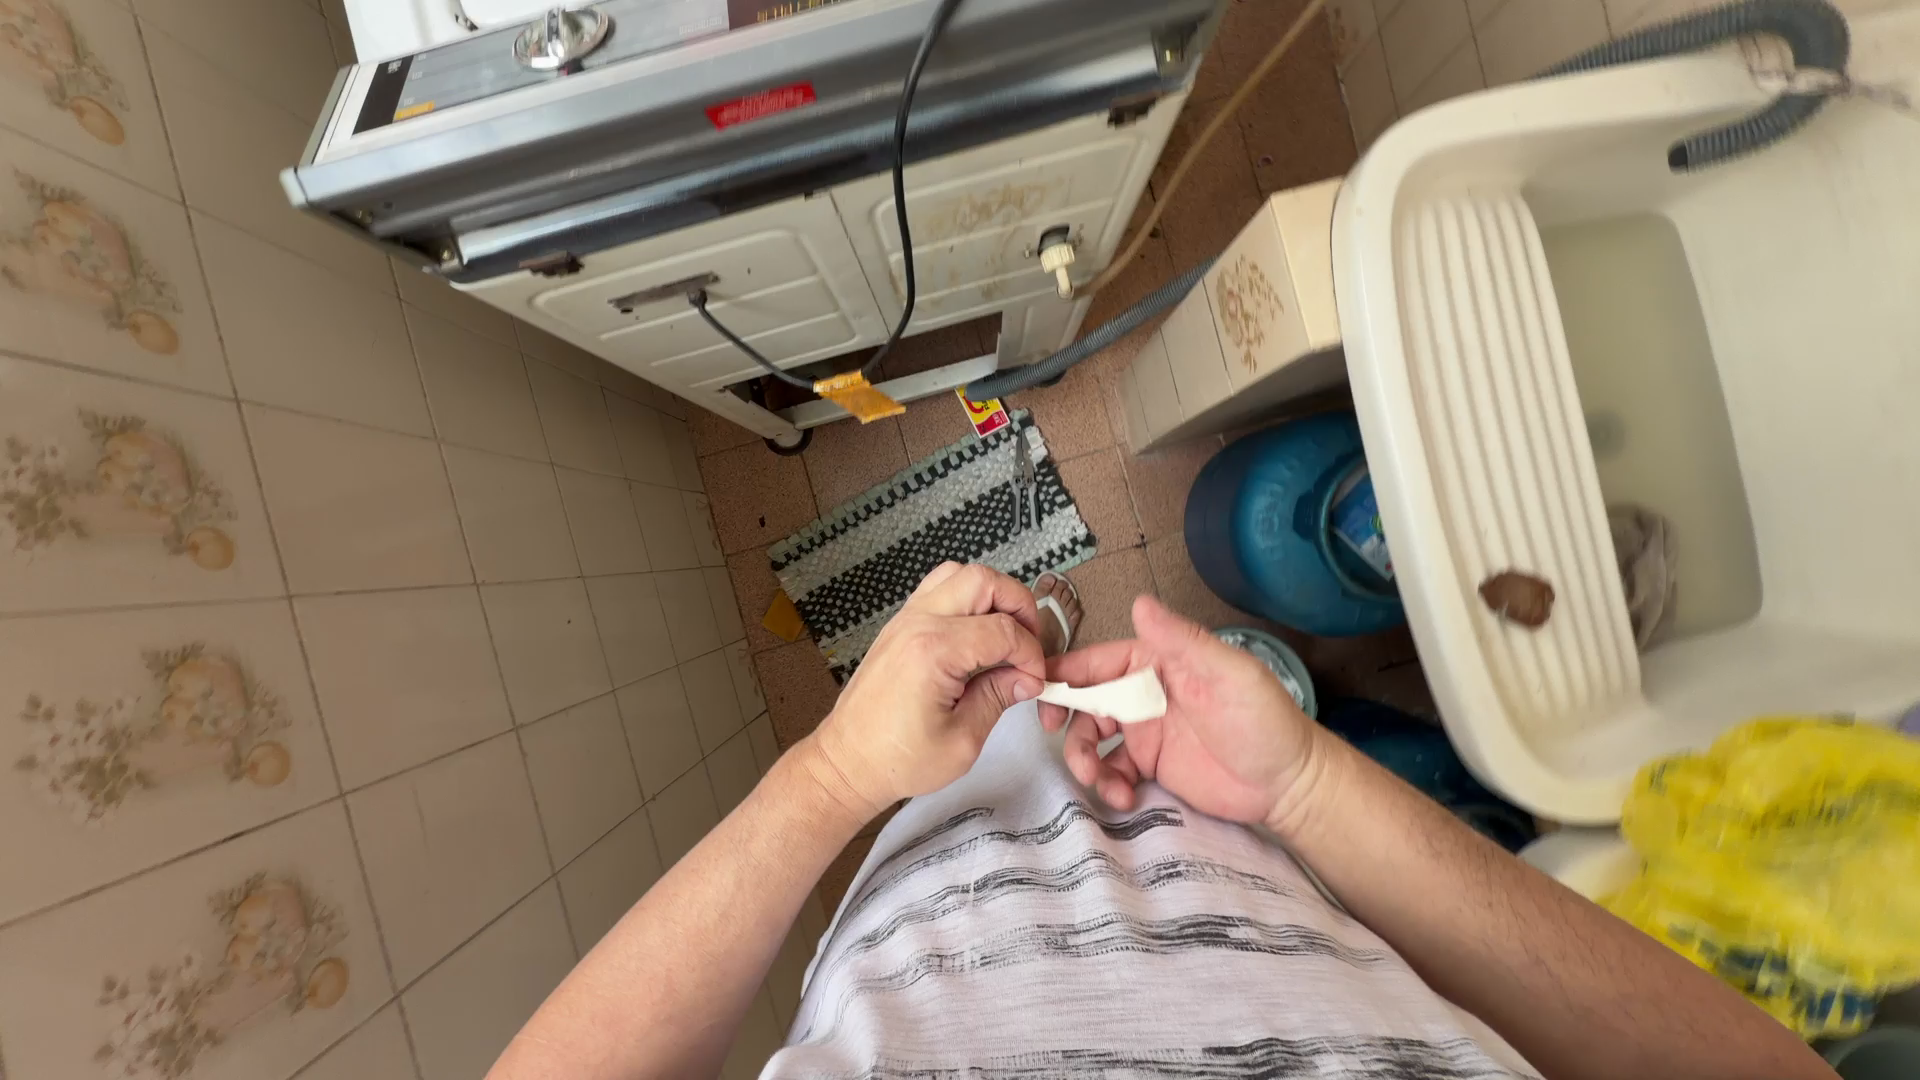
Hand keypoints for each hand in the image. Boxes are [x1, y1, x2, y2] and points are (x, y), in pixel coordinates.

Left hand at [804, 563, 1047, 820]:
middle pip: (983, 580)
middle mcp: (918, 623)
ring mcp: (905, 618)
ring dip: (991, 594)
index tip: (1035, 679)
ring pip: (959, 573)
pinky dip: (966, 598)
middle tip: (1030, 641)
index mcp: (933, 651)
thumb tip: (1027, 677)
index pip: (1003, 630)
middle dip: (1019, 605)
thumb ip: (999, 698)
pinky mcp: (900, 624)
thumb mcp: (962, 741)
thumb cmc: (898, 759)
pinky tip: (977, 633)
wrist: (849, 761)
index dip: (1031, 654)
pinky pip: (939, 588)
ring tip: (1006, 631)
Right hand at [1040, 596, 1328, 830]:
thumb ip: (1182, 640)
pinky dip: (1107, 784)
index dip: (1063, 674)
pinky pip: (1111, 771)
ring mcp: (1142, 731)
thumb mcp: (1228, 674)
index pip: (1096, 662)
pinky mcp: (1148, 766)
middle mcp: (1140, 693)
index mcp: (1153, 662)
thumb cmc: (1262, 720)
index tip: (1039, 692)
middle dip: (1064, 720)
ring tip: (1102, 782)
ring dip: (1083, 758)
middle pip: (1084, 702)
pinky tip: (1124, 798)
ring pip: (1091, 739)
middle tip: (1057, 740)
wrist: (1289, 785)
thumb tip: (1139, 602)